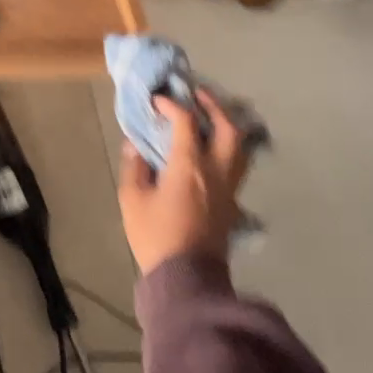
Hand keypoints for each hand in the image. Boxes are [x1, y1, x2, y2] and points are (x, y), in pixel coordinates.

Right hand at [117, 90, 250, 277]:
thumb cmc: (156, 235)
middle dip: (214, 106)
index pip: (186, 121)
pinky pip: (235, 165)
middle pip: (229, 129)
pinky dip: (226, 147)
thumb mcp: (132, 198)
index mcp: (189, 165)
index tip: (156, 100)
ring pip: (239, 148)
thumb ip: (135, 165)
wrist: (187, 278)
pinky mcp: (232, 204)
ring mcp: (229, 188)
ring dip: (225, 126)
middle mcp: (216, 171)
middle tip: (196, 94)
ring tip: (208, 117)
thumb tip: (136, 145)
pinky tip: (210, 148)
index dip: (171, 104)